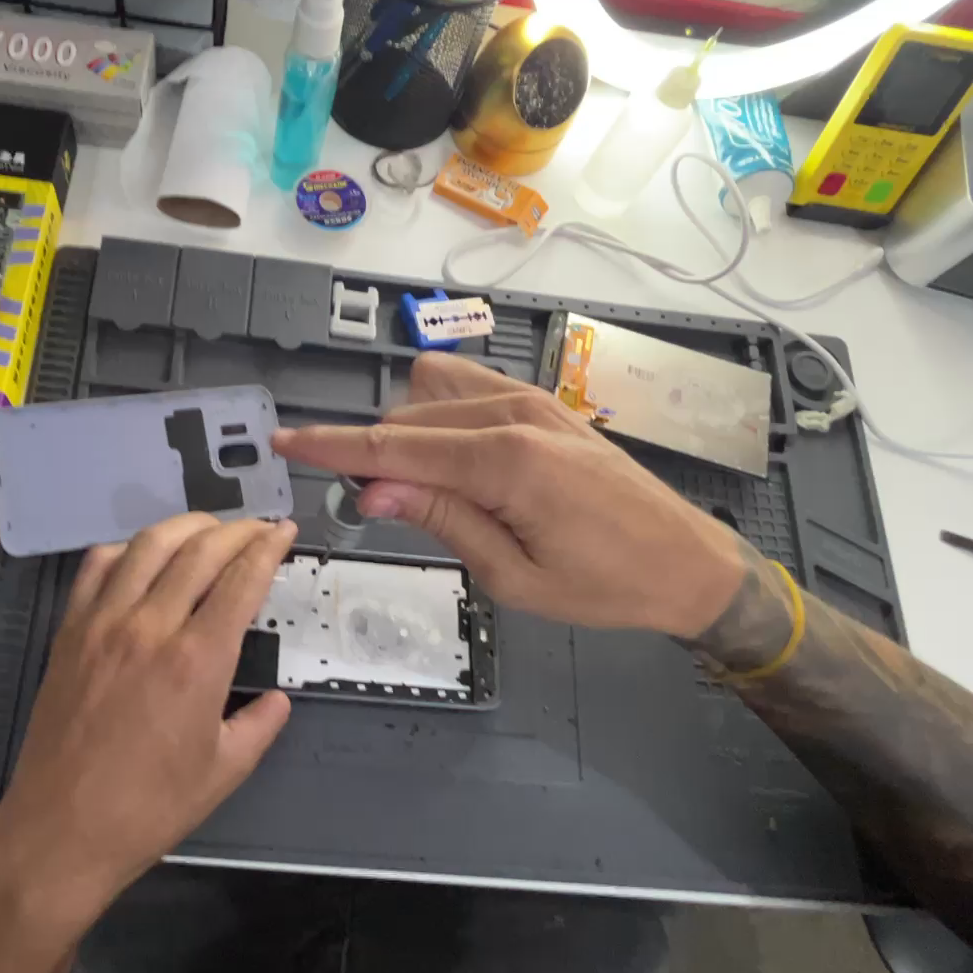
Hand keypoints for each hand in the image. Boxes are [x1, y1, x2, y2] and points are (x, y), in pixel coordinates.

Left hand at [0, 514, 297, 931]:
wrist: (61, 830)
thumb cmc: (149, 807)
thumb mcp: (225, 771)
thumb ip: (260, 724)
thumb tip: (277, 699)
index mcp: (197, 660)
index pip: (242, 579)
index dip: (269, 547)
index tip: (284, 531)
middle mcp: (150, 626)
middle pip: (201, 550)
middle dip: (238, 530)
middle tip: (258, 528)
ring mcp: (103, 623)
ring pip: (148, 545)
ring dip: (187, 526)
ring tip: (210, 530)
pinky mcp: (69, 631)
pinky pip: (97, 568)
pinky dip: (128, 548)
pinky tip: (144, 555)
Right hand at [272, 352, 744, 636]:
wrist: (688, 562)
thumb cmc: (603, 586)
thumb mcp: (510, 576)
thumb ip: (440, 519)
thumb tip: (370, 492)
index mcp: (504, 463)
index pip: (393, 447)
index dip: (331, 446)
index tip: (284, 442)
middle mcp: (513, 415)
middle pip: (406, 419)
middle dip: (372, 456)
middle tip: (374, 507)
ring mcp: (531, 400)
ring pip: (430, 393)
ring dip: (405, 432)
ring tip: (417, 486)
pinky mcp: (544, 402)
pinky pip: (467, 386)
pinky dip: (437, 412)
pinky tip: (447, 451)